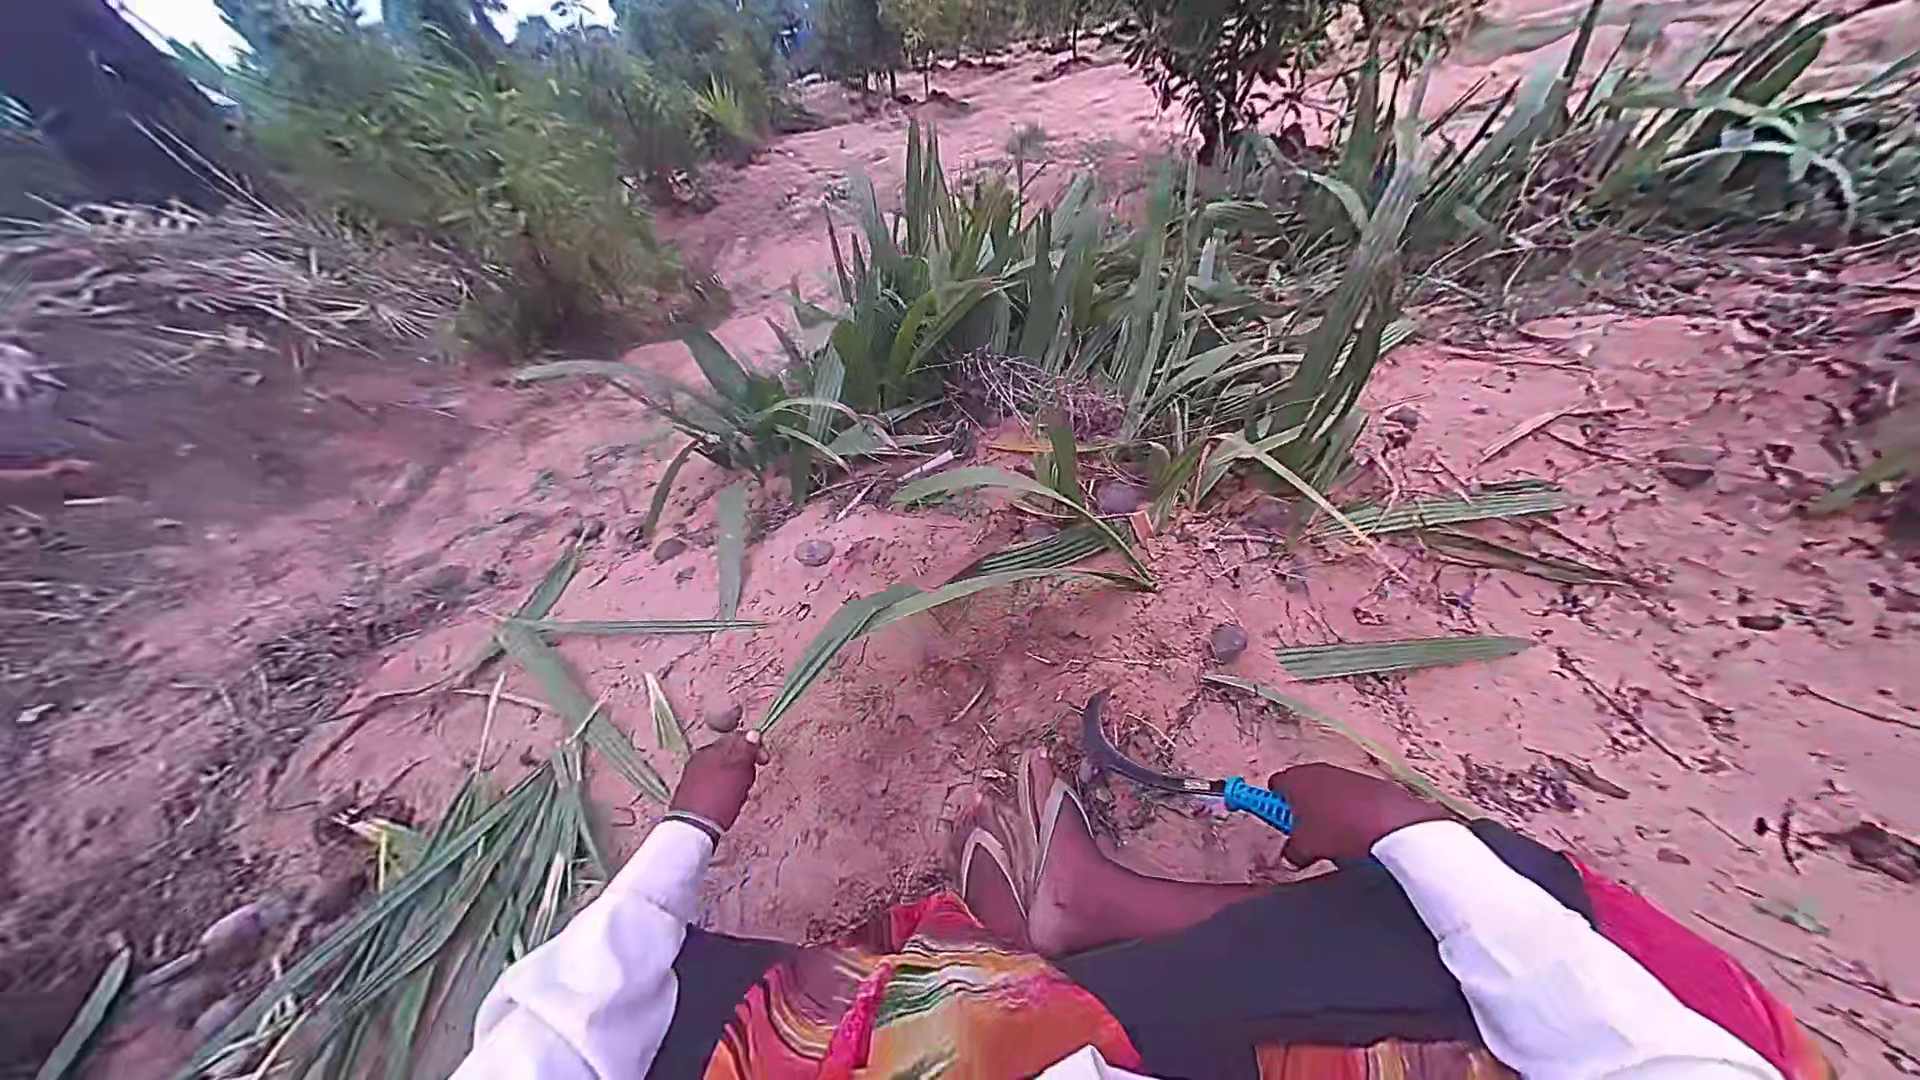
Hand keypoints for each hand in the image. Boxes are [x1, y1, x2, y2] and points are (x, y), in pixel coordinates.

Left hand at [670, 731, 768, 830]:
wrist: (692, 829)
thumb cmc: (718, 799)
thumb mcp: (739, 770)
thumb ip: (747, 749)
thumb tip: (753, 733)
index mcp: (713, 749)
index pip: (739, 737)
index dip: (755, 746)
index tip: (763, 760)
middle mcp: (701, 758)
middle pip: (731, 753)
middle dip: (745, 765)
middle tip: (749, 780)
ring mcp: (694, 774)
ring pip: (724, 768)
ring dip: (736, 778)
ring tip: (739, 794)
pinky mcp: (691, 790)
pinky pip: (715, 782)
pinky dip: (724, 787)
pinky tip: (727, 800)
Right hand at [1267, 763, 1449, 866]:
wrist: (1395, 825)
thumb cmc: (1339, 831)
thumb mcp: (1306, 848)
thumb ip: (1292, 851)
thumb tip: (1291, 855)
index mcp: (1293, 779)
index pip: (1274, 786)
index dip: (1277, 806)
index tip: (1285, 823)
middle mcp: (1316, 770)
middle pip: (1301, 786)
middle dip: (1303, 807)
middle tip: (1310, 833)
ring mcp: (1344, 773)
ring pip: (1328, 790)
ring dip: (1329, 808)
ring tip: (1340, 836)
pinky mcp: (1370, 782)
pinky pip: (1353, 795)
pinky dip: (1353, 809)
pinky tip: (1362, 831)